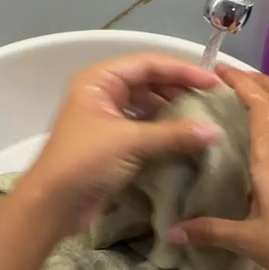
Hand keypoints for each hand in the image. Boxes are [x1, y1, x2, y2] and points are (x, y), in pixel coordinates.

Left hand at [12, 53, 224, 235]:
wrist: (53, 205)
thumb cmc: (84, 163)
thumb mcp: (131, 142)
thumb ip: (174, 134)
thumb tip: (215, 131)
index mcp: (100, 80)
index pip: (148, 64)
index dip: (182, 71)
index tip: (214, 82)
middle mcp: (102, 93)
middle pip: (149, 82)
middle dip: (180, 90)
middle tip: (212, 101)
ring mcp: (106, 119)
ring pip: (147, 106)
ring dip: (174, 112)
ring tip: (204, 120)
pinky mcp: (111, 144)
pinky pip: (144, 129)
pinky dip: (164, 132)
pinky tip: (186, 139)